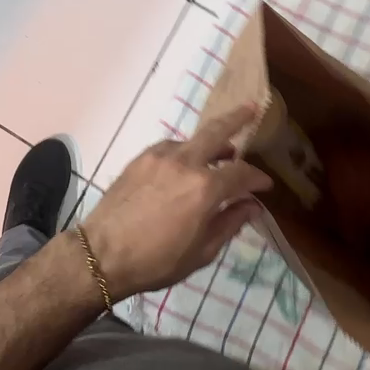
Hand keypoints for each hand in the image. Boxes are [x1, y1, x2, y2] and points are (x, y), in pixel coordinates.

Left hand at [79, 104, 273, 298]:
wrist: (103, 253)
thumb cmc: (157, 261)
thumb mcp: (202, 252)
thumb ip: (229, 223)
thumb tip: (252, 205)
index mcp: (204, 189)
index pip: (241, 173)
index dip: (257, 178)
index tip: (266, 184)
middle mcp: (185, 163)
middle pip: (216, 132)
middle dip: (237, 118)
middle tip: (251, 109)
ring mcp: (160, 156)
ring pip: (192, 139)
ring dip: (210, 142)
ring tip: (222, 150)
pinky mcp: (141, 157)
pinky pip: (170, 147)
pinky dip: (185, 151)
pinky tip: (186, 165)